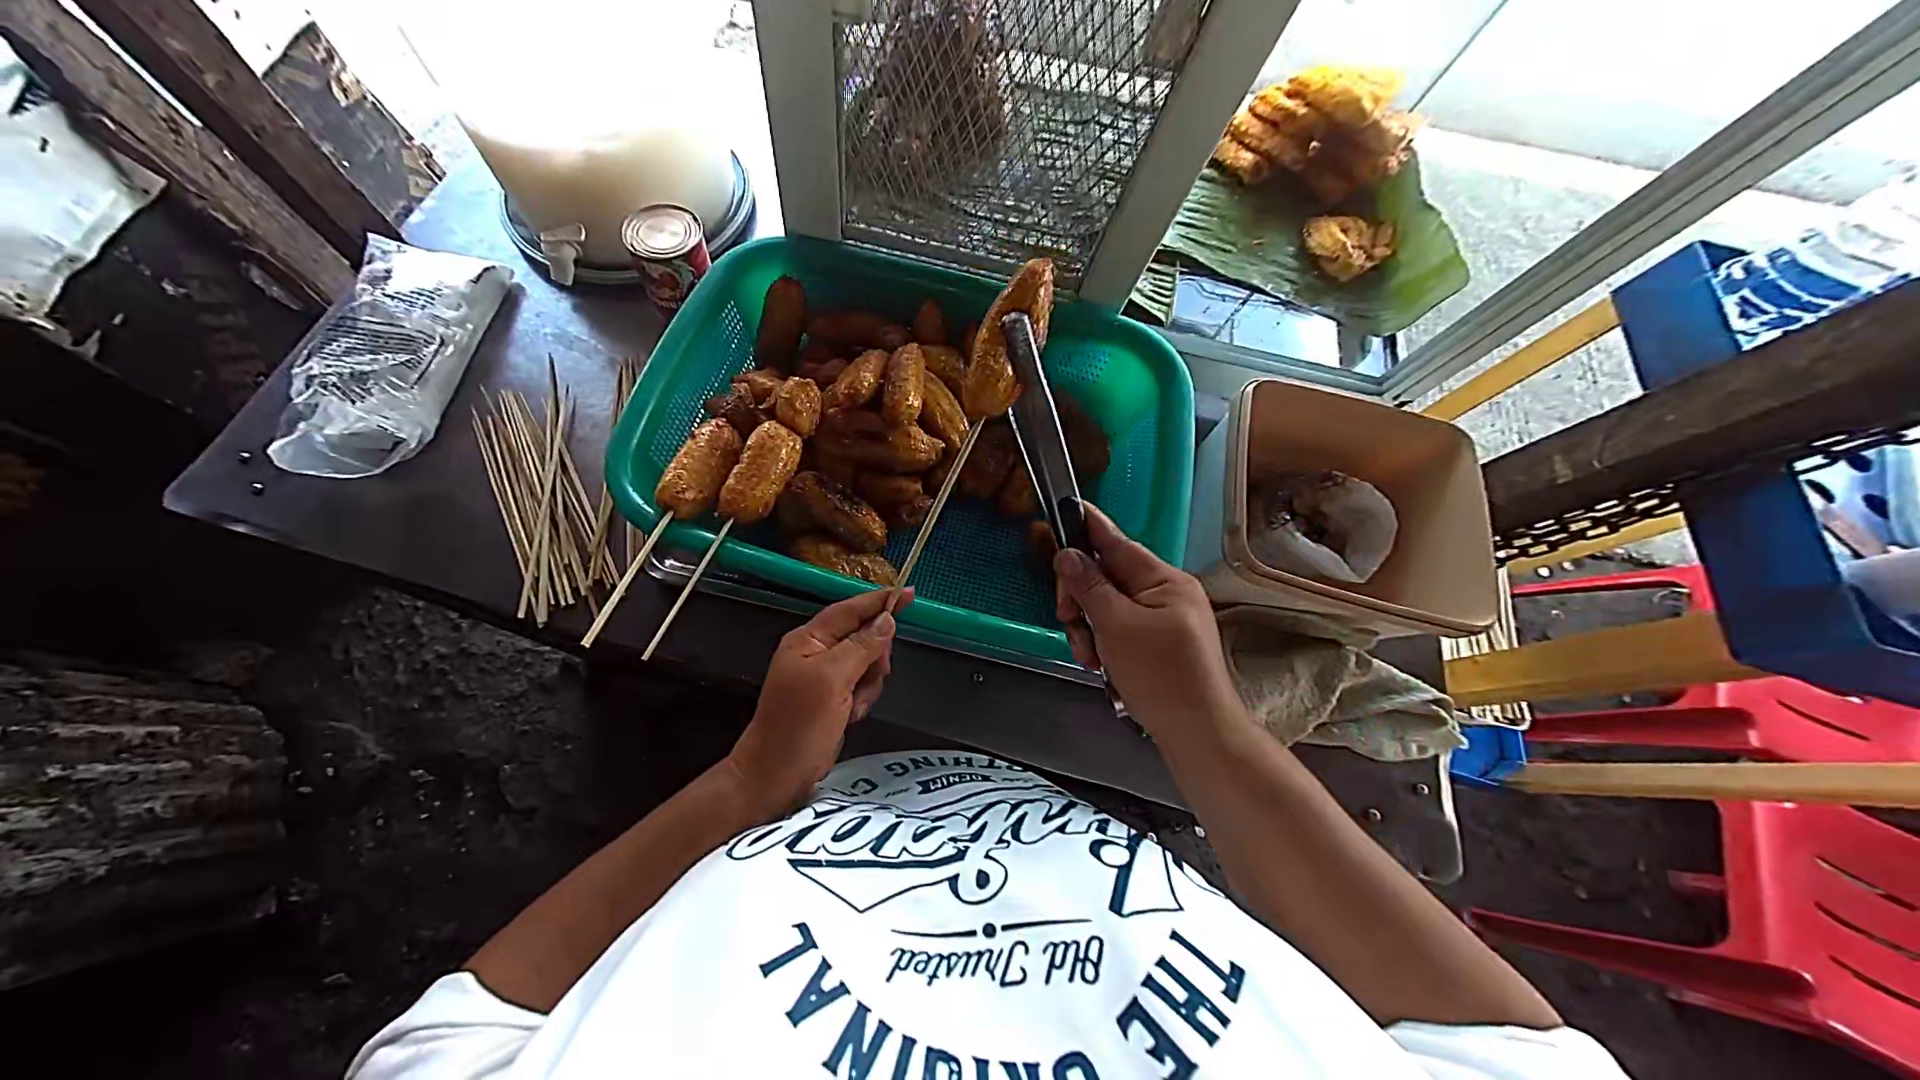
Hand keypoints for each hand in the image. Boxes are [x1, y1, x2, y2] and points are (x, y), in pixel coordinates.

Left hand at [726, 587, 911, 815]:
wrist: (776, 775)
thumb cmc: (797, 725)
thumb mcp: (832, 680)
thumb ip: (862, 646)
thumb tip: (887, 620)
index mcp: (809, 640)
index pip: (850, 610)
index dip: (880, 601)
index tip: (910, 593)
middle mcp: (817, 653)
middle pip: (865, 638)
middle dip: (873, 660)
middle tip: (867, 679)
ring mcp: (826, 677)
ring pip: (869, 665)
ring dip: (868, 686)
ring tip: (851, 706)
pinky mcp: (834, 698)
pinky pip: (863, 687)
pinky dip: (863, 701)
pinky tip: (850, 716)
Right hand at [1053, 505, 1240, 738]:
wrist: (1198, 734)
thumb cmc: (1161, 677)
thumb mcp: (1116, 626)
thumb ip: (1089, 586)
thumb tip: (1068, 554)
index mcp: (1163, 580)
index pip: (1116, 541)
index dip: (1087, 527)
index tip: (1064, 510)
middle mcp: (1165, 593)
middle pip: (1105, 578)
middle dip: (1080, 600)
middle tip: (1068, 620)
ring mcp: (1162, 620)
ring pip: (1107, 608)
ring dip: (1089, 629)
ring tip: (1092, 658)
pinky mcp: (1157, 644)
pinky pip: (1118, 630)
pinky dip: (1104, 645)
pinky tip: (1103, 667)